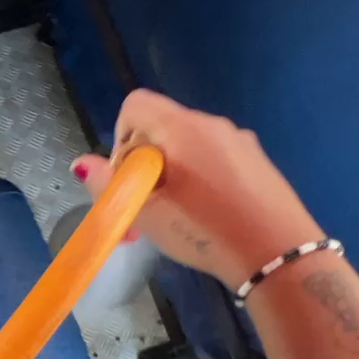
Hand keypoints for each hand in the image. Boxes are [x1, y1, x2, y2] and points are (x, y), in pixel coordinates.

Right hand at [74, 89, 324, 287]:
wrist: (276, 253)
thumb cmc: (203, 230)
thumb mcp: (145, 212)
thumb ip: (108, 184)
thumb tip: (81, 164)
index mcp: (182, 127)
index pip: (135, 105)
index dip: (119, 138)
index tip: (126, 178)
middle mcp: (211, 124)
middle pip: (159, 128)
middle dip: (140, 165)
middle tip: (141, 211)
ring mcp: (239, 141)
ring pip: (185, 148)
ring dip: (166, 177)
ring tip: (171, 220)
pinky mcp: (256, 162)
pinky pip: (211, 161)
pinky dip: (195, 182)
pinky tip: (202, 219)